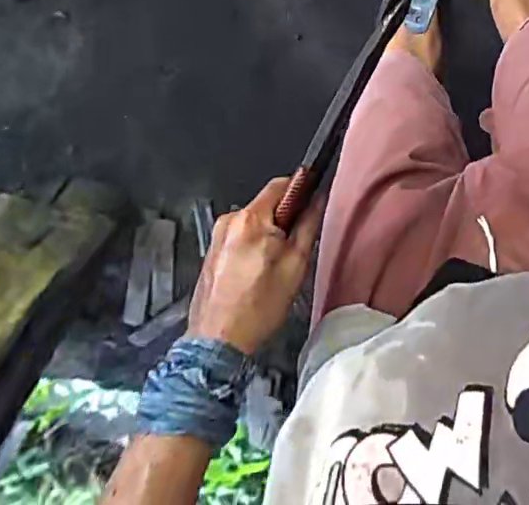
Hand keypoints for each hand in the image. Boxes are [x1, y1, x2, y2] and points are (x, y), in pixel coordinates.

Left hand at [185, 177, 324, 352]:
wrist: (216, 345)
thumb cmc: (258, 307)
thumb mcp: (296, 263)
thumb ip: (309, 224)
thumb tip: (318, 199)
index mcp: (250, 219)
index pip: (282, 183)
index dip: (302, 191)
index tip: (311, 207)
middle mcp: (229, 221)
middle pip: (268, 203)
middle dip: (285, 218)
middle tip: (294, 246)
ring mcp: (216, 237)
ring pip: (255, 221)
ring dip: (269, 233)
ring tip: (275, 265)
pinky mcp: (210, 252)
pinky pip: (240, 236)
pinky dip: (253, 246)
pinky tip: (257, 272)